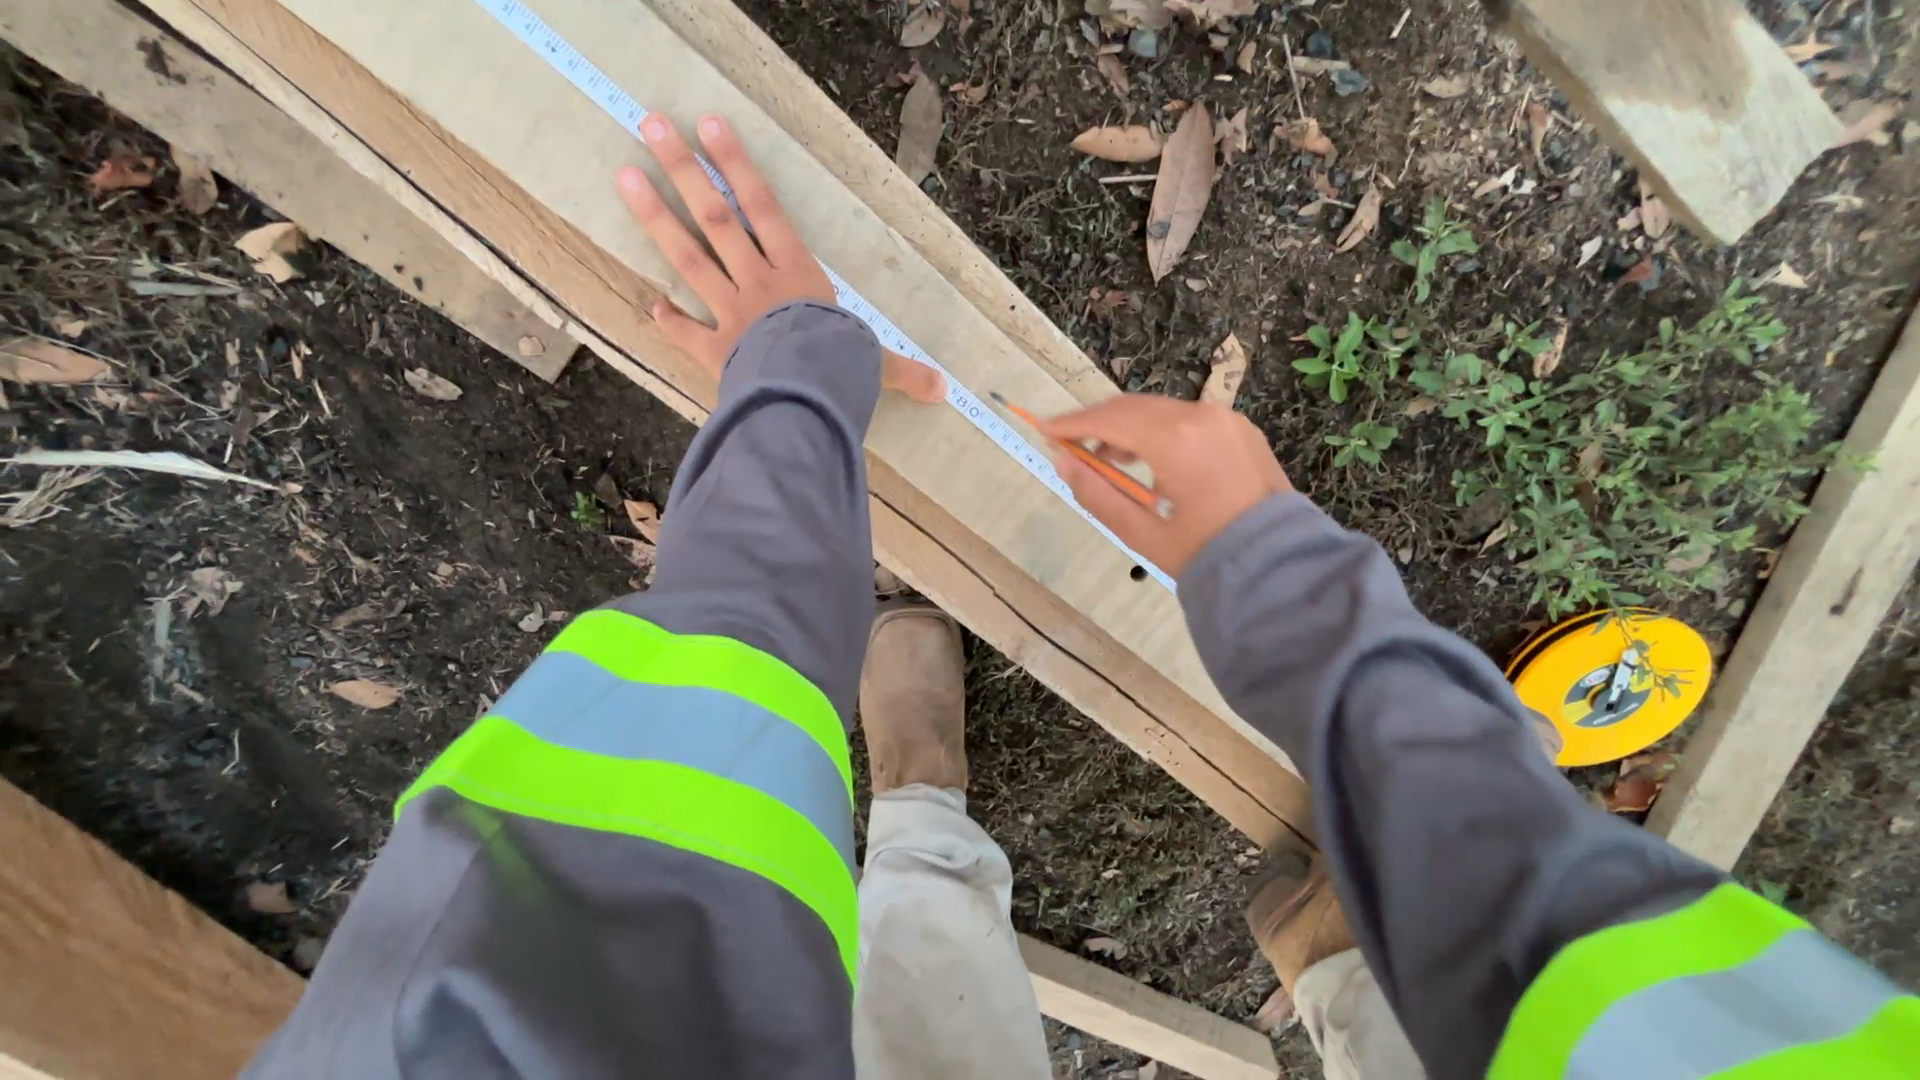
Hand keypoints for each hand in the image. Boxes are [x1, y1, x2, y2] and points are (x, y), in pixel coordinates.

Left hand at [616, 114, 944, 402]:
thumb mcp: (877, 366)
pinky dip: (669, 320)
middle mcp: (758, 284)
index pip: (764, 210)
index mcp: (798, 275)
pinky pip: (686, 332)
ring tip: (625, 178)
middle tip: (650, 127)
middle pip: (716, 220)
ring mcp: (731, 314)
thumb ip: (903, 372)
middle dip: (684, 171)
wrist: (804, 402)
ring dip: (657, 220)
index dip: (737, 167)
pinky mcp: (714, 352)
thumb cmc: (840, 370)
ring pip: (690, 259)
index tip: (708, 125)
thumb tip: (944, 389)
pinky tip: (650, 303)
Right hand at [1038, 395, 1292, 577]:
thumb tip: (1063, 461)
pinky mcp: (1239, 428)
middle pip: (1133, 408)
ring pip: (1160, 410)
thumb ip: (1097, 494)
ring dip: (1127, 428)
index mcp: (1176, 440)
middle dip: (1097, 424)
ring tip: (1106, 460)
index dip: (1073, 424)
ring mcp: (1225, 419)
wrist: (1281, 567)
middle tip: (1070, 446)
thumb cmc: (1207, 555)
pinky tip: (1147, 459)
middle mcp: (1201, 416)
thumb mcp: (1143, 533)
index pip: (1110, 420)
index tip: (1045, 430)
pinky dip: (1158, 431)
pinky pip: (1186, 419)